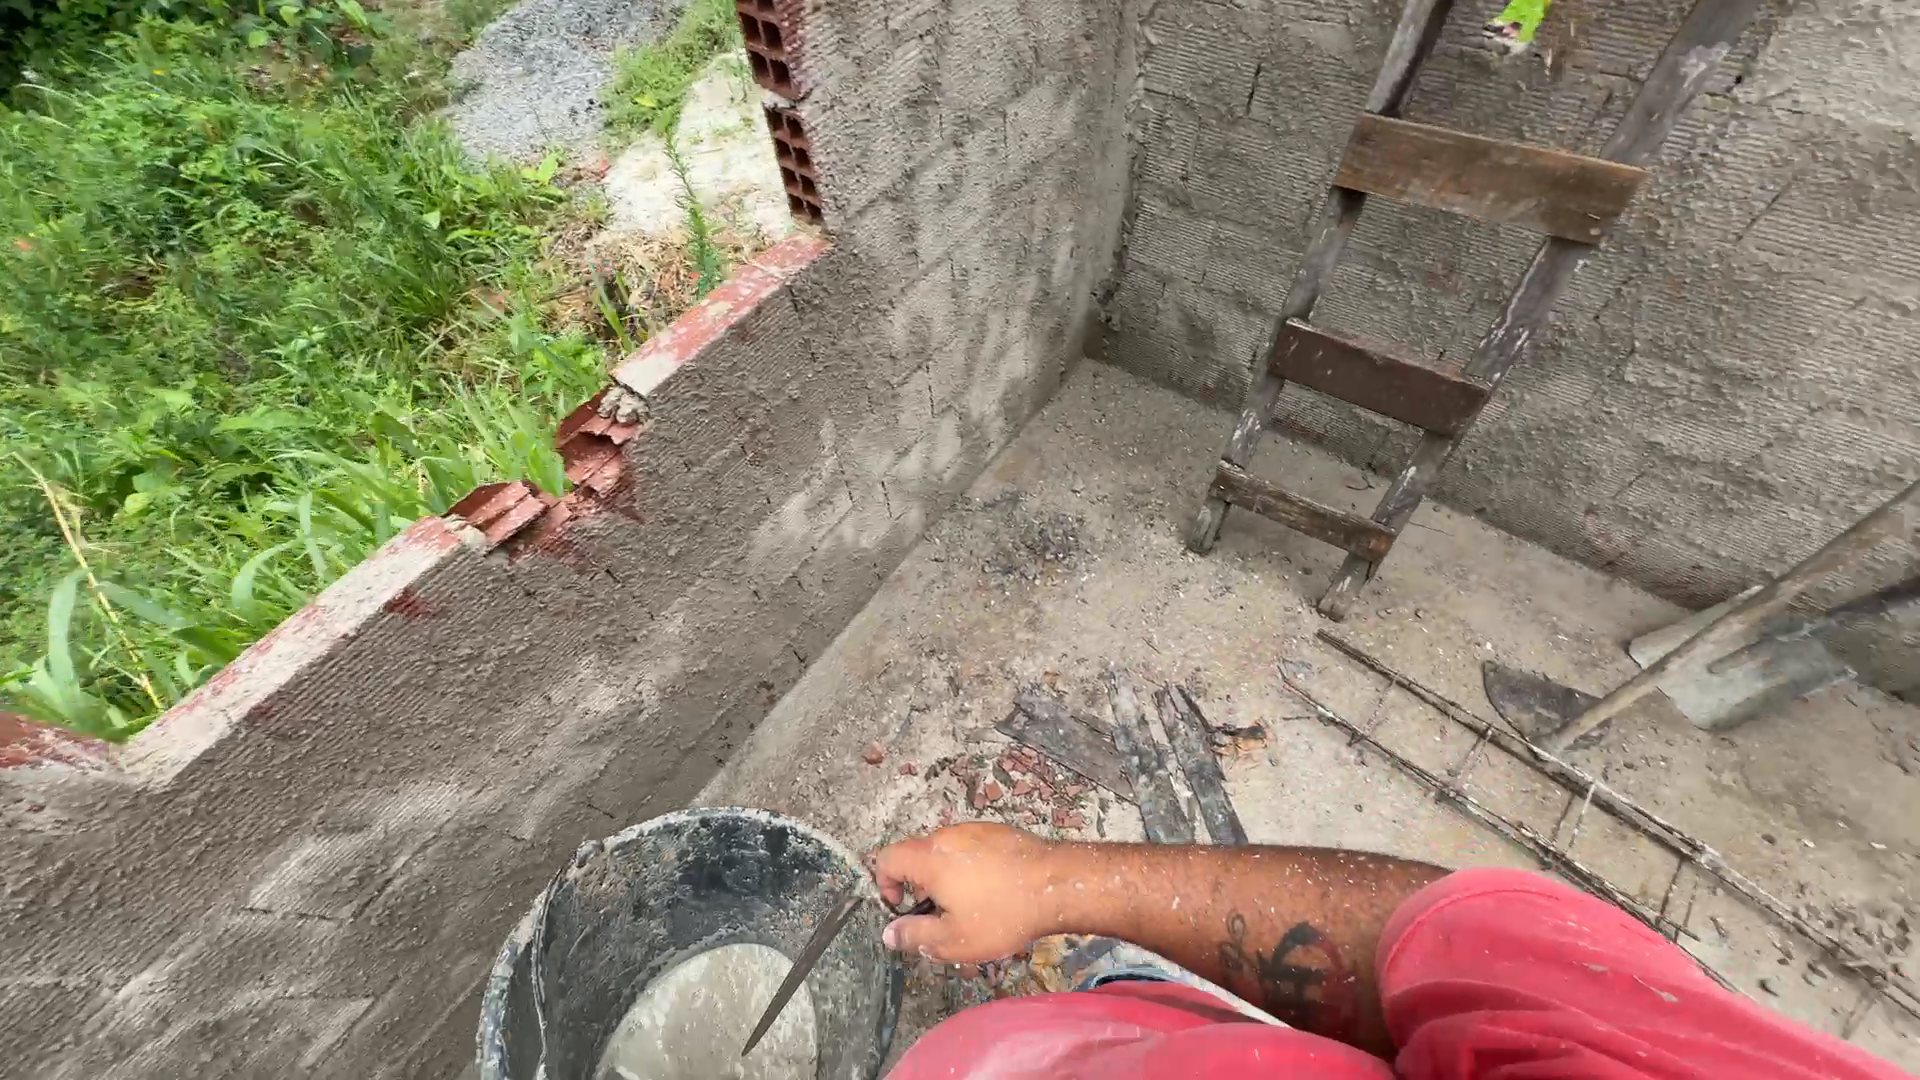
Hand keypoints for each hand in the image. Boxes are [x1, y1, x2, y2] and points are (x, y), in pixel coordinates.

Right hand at [870, 823, 1060, 962]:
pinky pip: (969, 847)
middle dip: (919, 886)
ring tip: (970, 906)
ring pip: (945, 852)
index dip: (885, 884)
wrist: (1054, 883)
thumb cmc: (1001, 913)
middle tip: (941, 915)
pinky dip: (969, 867)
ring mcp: (973, 829)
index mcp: (929, 857)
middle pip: (916, 855)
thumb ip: (915, 936)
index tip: (903, 907)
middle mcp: (947, 835)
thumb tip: (889, 933)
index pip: (886, 858)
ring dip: (946, 877)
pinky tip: (992, 890)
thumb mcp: (953, 939)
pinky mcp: (995, 831)